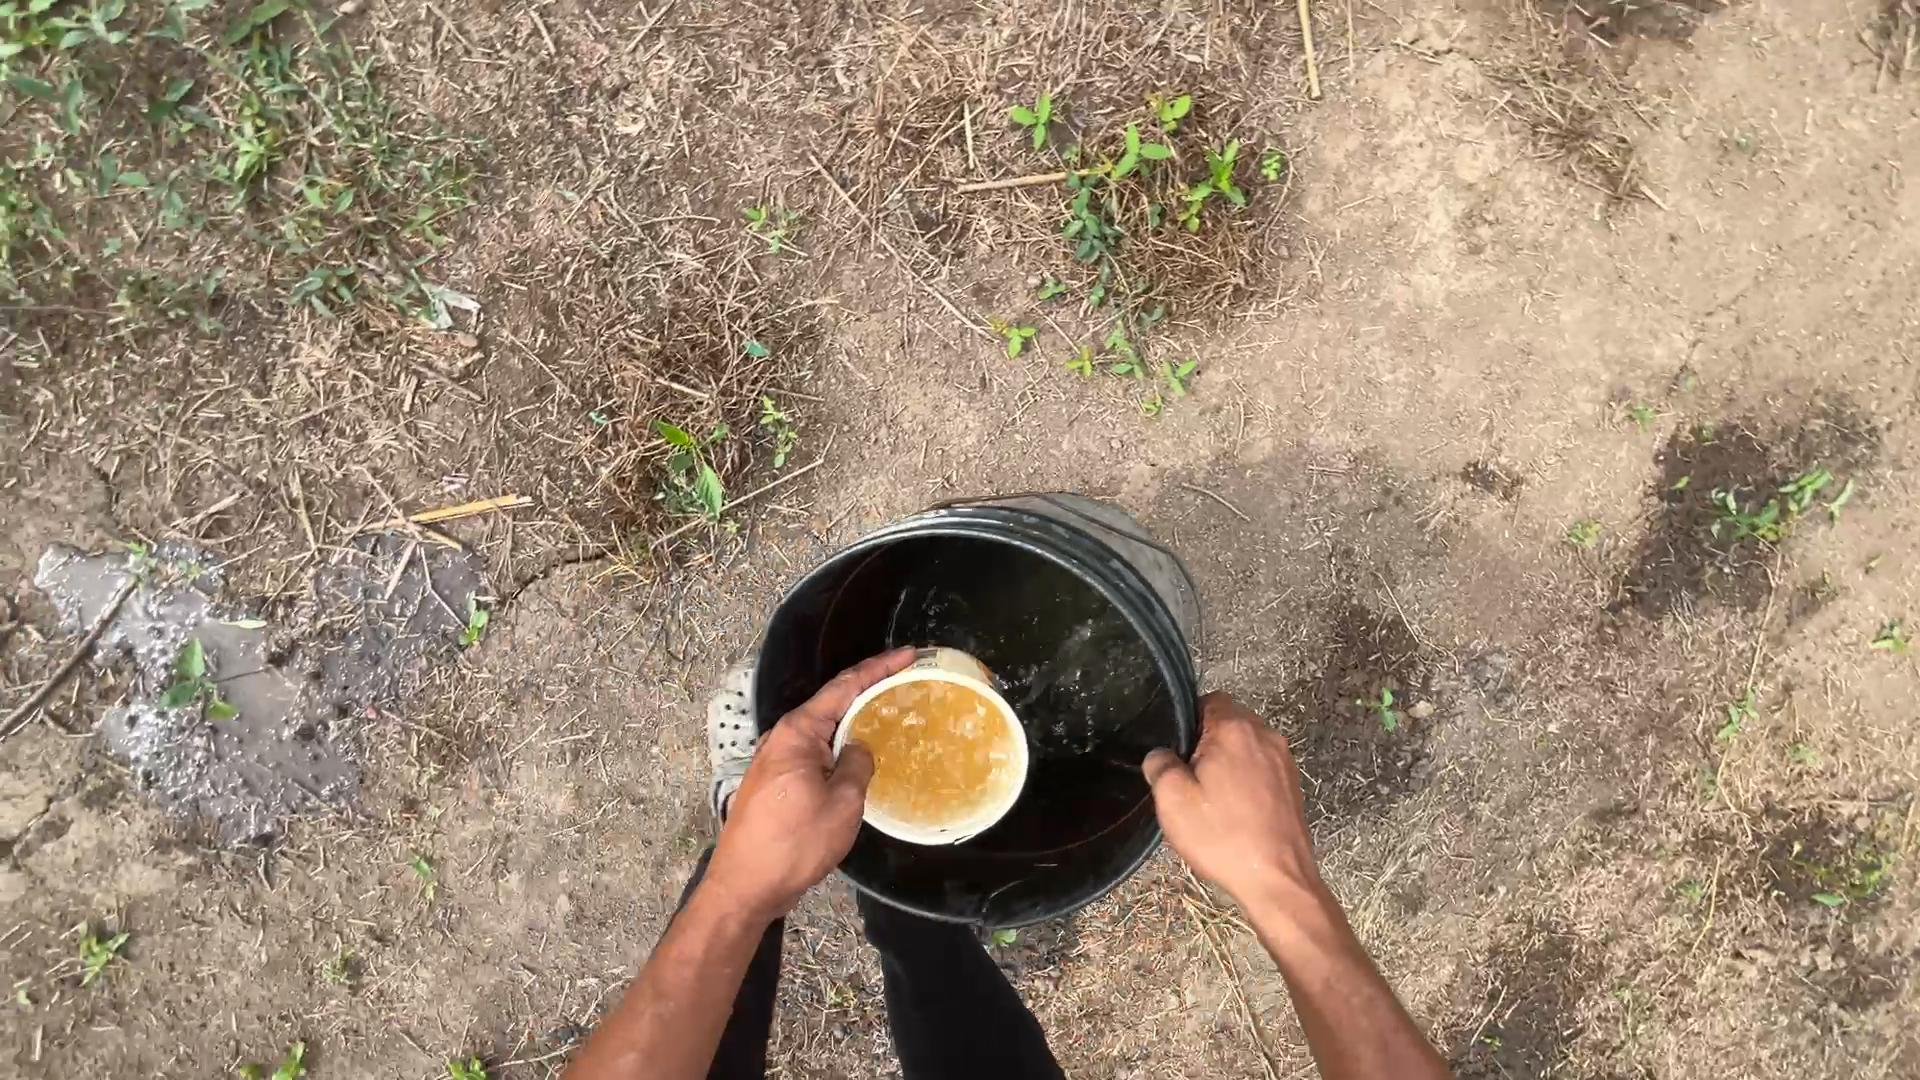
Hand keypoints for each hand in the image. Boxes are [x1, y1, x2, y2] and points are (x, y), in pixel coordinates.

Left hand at [702, 647, 914, 923]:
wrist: (743, 888)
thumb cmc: (794, 843)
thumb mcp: (842, 802)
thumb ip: (857, 765)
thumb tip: (857, 748)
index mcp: (798, 732)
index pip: (845, 686)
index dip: (879, 668)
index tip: (909, 654)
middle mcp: (783, 737)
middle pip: (833, 703)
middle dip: (868, 689)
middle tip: (905, 680)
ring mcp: (776, 759)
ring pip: (823, 729)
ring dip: (854, 719)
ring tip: (888, 712)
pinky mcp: (776, 781)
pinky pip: (815, 751)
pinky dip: (839, 745)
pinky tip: (858, 753)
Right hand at [1144, 692, 1321, 908]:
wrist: (1279, 882)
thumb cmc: (1223, 837)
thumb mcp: (1172, 800)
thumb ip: (1159, 765)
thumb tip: (1160, 755)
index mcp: (1235, 730)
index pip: (1209, 699)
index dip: (1187, 719)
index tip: (1177, 749)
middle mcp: (1265, 736)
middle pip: (1228, 720)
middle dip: (1206, 740)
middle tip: (1189, 774)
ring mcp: (1283, 761)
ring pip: (1245, 743)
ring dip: (1226, 759)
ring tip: (1210, 794)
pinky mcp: (1292, 784)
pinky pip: (1260, 764)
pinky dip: (1244, 776)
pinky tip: (1233, 807)